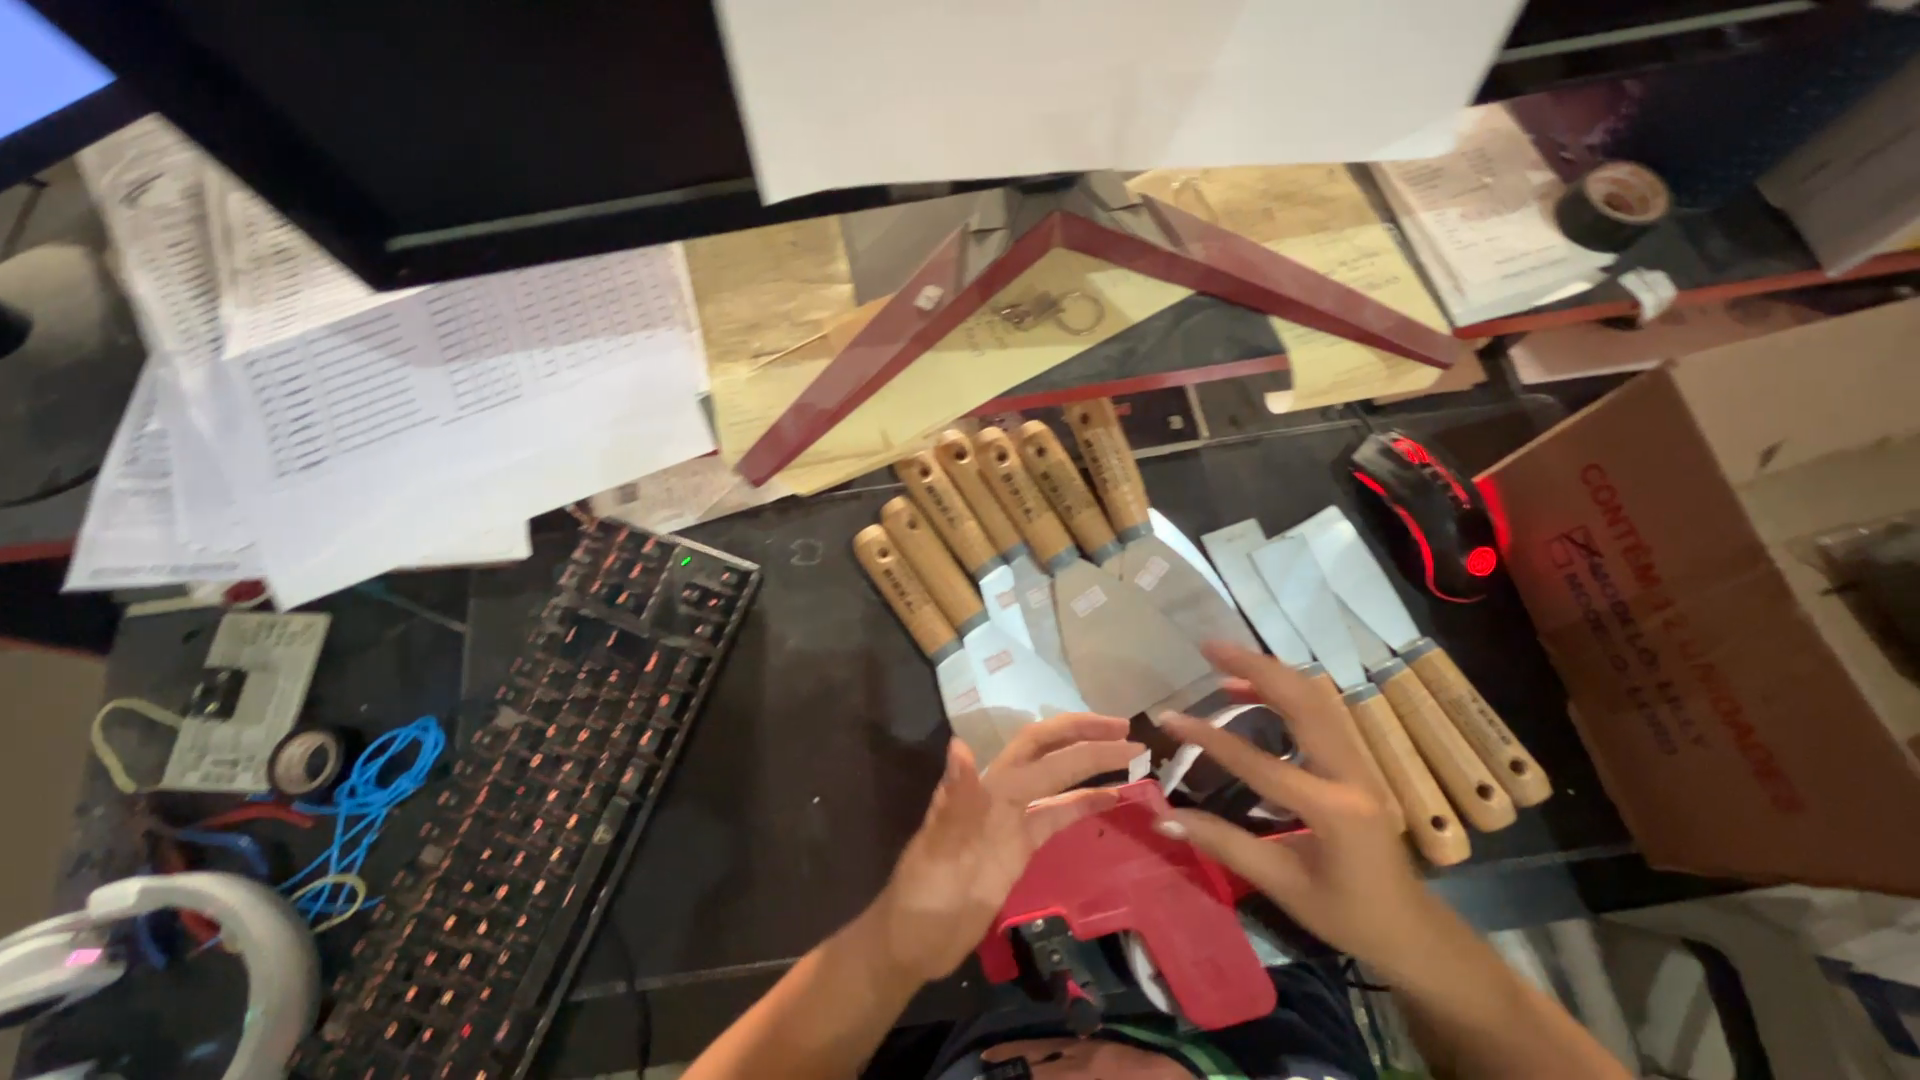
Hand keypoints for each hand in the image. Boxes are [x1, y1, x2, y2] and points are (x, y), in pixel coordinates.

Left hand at [868, 713, 1142, 983]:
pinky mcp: (1019, 848)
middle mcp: (998, 794)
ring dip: (1089, 767)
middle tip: (1129, 734)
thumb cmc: (920, 895)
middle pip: (1048, 754)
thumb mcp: (936, 850)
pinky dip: (1083, 805)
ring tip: (1131, 758)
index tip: (1113, 728)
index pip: (1035, 746)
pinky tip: (1110, 800)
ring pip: (1056, 782)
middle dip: (1086, 739)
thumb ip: (954, 801)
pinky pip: (1055, 817)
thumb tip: (958, 746)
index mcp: (983, 788)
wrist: (914, 942)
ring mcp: (1010, 820)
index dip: (1073, 732)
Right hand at [1153, 643, 1445, 968]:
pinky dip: (1286, 693)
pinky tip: (1252, 693)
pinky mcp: (1356, 765)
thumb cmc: (1347, 916)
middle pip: (1304, 702)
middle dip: (1256, 668)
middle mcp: (1352, 774)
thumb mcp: (1282, 884)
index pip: (1260, 763)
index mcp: (1333, 809)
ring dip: (1272, 673)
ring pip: (1317, 700)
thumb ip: (1224, 844)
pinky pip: (1322, 714)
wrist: (1411, 931)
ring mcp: (1360, 765)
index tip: (1168, 717)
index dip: (1210, 738)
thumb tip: (1163, 816)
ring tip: (1225, 660)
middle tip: (1210, 645)